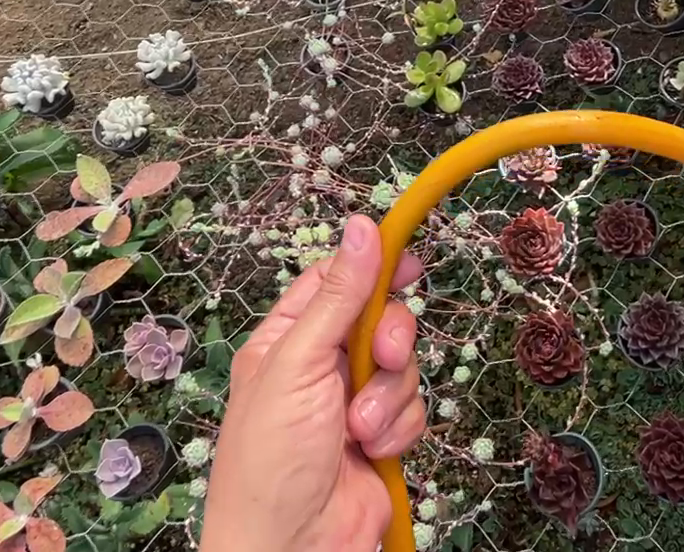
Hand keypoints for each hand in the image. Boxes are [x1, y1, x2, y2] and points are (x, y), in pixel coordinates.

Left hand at [201, 215, 425, 551]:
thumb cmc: (272, 458)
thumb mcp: (299, 364)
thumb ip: (339, 295)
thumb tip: (362, 224)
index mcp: (289, 339)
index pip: (335, 281)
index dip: (371, 266)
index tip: (409, 261)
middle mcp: (322, 363)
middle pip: (379, 316)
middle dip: (389, 336)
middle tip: (379, 354)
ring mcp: (355, 398)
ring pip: (401, 361)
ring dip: (388, 393)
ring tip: (360, 428)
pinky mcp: (383, 432)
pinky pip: (411, 404)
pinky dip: (398, 425)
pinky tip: (374, 450)